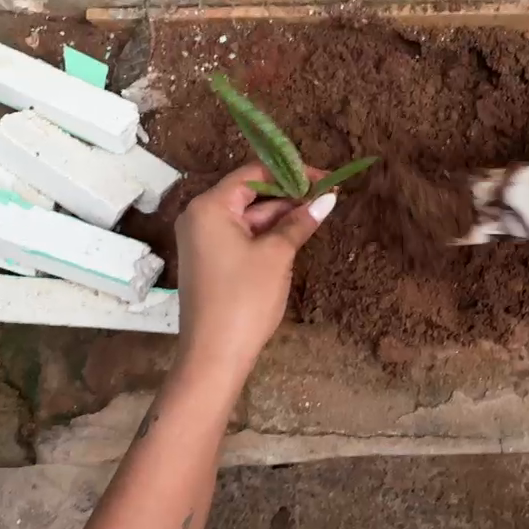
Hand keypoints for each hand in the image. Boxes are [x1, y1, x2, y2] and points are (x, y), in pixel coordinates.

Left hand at [173, 162, 334, 368]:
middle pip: (250, 193)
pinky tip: (296, 233)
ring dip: (281, 214)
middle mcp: (200, 216)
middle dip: (289, 194)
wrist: (214, 355)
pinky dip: (268, 232)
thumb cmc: (244, 298)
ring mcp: (203, 239)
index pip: (254, 173)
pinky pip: (242, 234)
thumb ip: (300, 221)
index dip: (292, 173)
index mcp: (210, 206)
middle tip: (328, 195)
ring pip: (248, 215)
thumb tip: (328, 197)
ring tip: (319, 212)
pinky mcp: (211, 259)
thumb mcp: (277, 255)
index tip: (325, 179)